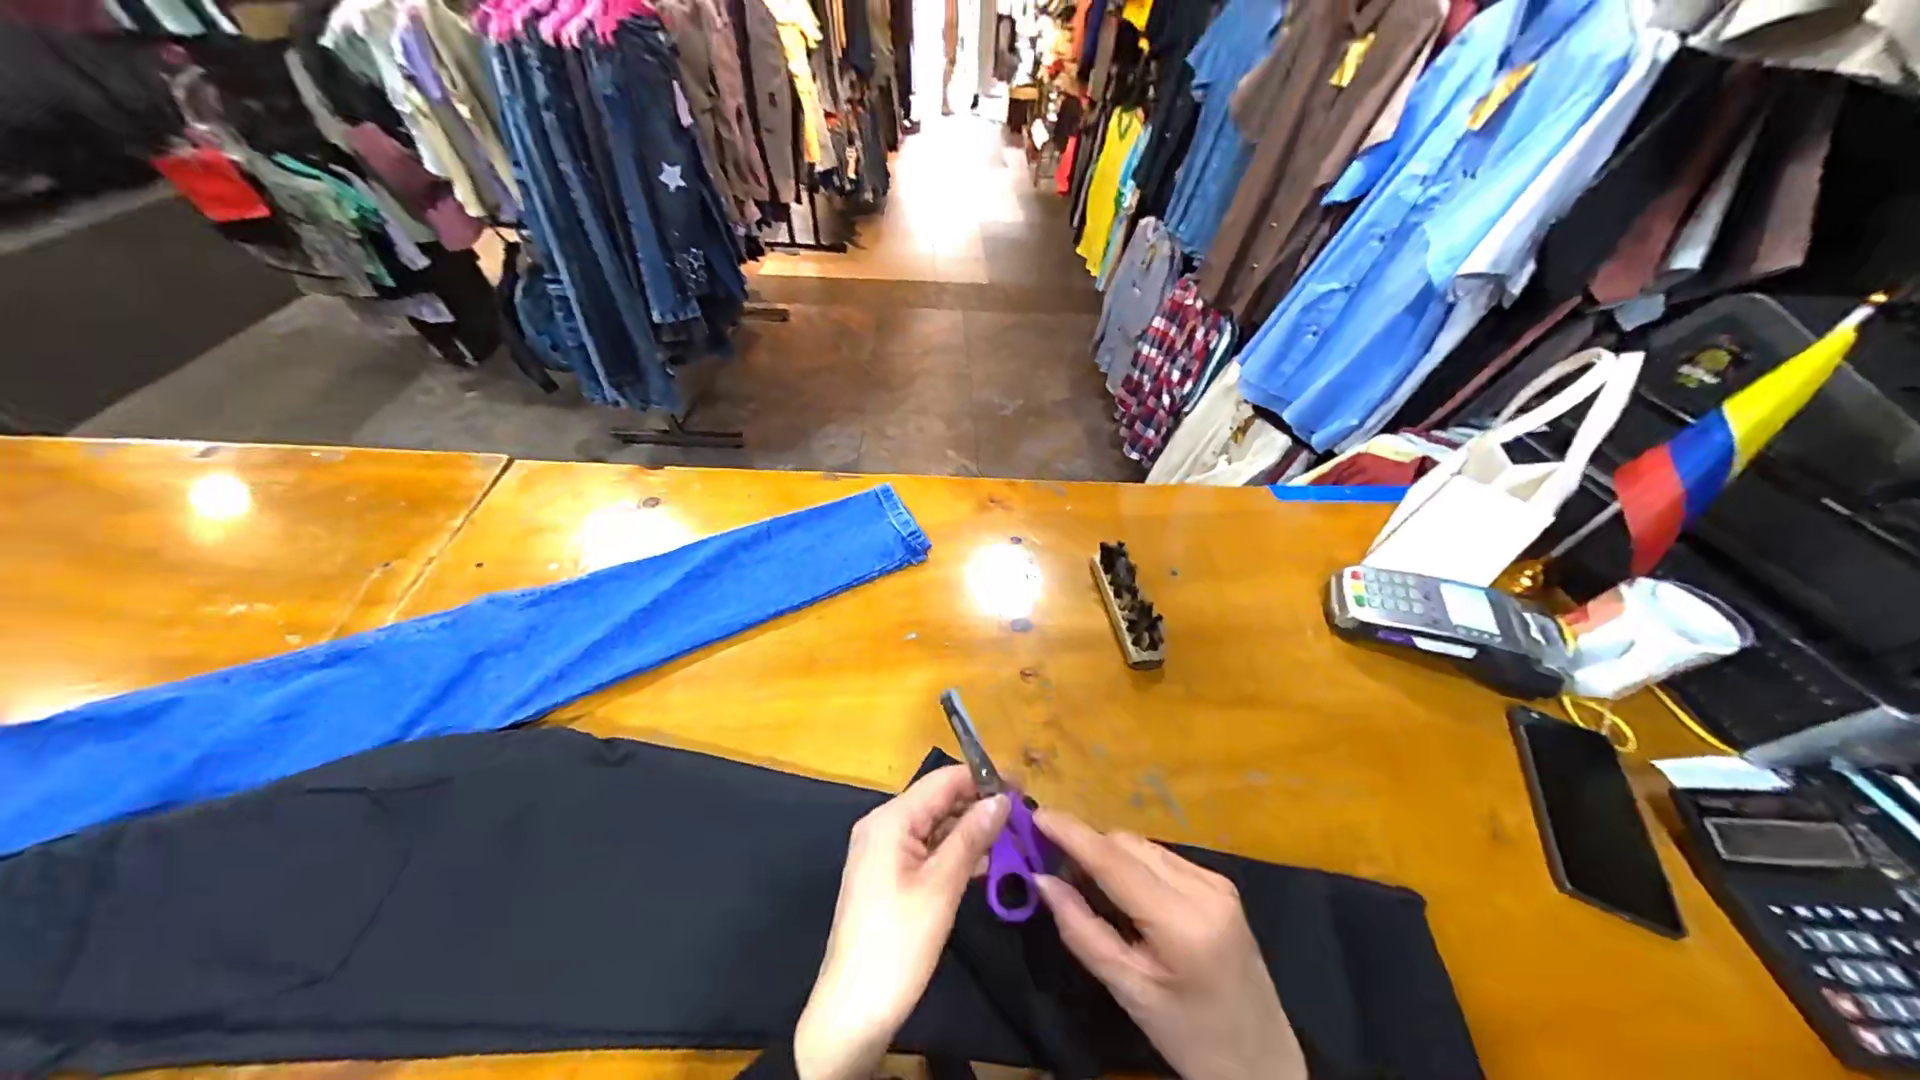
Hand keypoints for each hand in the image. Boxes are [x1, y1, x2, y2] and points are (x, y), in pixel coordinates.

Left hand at [794, 766, 1009, 1079]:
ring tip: (1014, 838)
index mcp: (891, 819)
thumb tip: (1002, 798)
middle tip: (1023, 817)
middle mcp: (884, 825)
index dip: (982, 778)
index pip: (943, 780)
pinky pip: (927, 850)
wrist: (854, 1009)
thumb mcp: (942, 886)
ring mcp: (884, 851)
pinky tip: (987, 863)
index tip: (1022, 786)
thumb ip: (972, 836)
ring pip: (936, 826)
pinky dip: (956, 852)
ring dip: (971, 830)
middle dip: (979, 805)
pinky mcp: (889, 876)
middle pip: (939, 800)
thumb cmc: (899, 942)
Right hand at [1034, 809, 1307, 1079]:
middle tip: (1054, 870)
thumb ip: (1082, 931)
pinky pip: (1161, 858)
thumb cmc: (1189, 1038)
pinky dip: (1133, 865)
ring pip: (1143, 846)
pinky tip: (1123, 894)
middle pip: (1128, 845)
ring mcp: (1216, 882)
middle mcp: (1204, 888)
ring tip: (1085, 886)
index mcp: (1183, 922)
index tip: (1037, 815)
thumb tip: (1042, 881)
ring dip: (1108, 855)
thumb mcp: (1129, 991)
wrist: (1262, 1064)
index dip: (1072, 834)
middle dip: (1087, 848)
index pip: (1115, 862)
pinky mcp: (1220, 884)